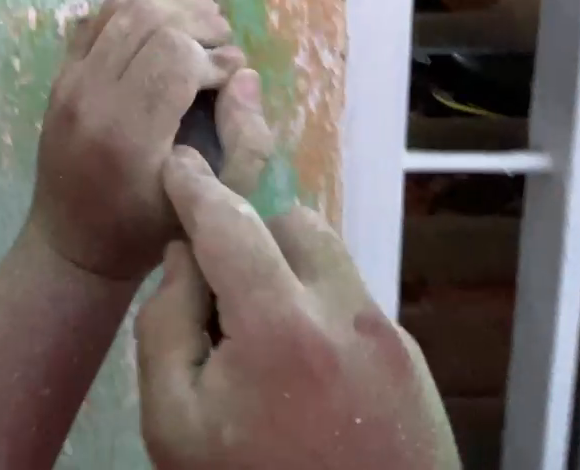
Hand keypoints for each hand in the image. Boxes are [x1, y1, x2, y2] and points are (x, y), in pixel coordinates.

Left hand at [27, 0, 256, 280]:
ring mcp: (68, 81)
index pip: (174, 55)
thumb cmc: (148, 229)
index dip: (214, 54)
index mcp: (128, 133)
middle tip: (223, 40)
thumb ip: (247, 140)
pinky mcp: (59, 75)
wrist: (73, 241)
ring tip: (200, 27)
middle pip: (147, 19)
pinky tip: (162, 28)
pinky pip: (96, 19)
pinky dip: (134, 10)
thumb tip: (243, 71)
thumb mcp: (215, 203)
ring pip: (120, 8)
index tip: (232, 72)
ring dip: (168, 7)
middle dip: (197, 20)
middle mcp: (90, 96)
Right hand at [136, 150, 459, 469]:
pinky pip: (353, 302)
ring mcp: (391, 341)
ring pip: (330, 256)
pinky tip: (305, 368)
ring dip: (288, 264)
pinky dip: (319, 305)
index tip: (178, 158)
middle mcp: (347, 315)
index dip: (195, 184)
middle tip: (221, 281)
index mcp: (282, 326)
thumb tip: (187, 256)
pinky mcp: (414, 368)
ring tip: (264, 328)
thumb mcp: (172, 421)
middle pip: (292, 222)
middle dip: (250, 230)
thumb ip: (165, 322)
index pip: (228, 221)